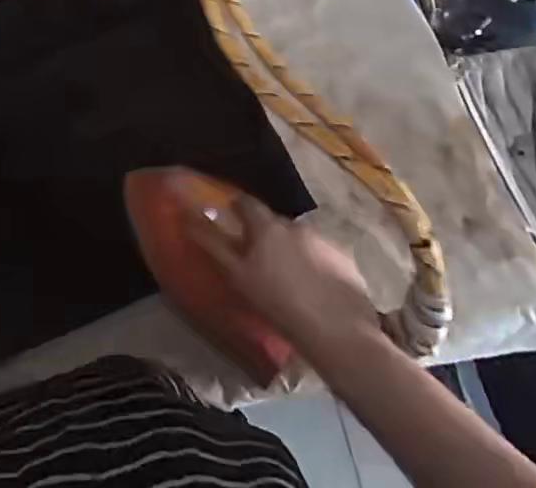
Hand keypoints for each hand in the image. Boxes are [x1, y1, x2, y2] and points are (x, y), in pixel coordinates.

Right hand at [184, 184, 381, 351]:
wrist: (338, 334)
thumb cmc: (278, 304)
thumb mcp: (237, 276)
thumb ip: (213, 244)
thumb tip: (189, 217)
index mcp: (267, 226)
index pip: (246, 203)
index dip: (236, 208)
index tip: (230, 219)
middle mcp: (296, 225)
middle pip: (273, 223)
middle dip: (265, 235)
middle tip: (259, 261)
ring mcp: (325, 241)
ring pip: (299, 239)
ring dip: (291, 250)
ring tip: (289, 280)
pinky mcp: (346, 260)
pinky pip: (323, 255)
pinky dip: (315, 264)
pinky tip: (314, 289)